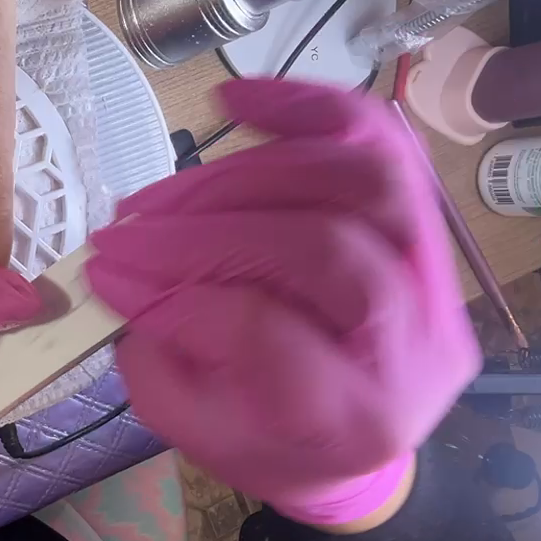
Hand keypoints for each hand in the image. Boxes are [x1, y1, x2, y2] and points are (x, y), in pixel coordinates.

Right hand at [85, 78, 480, 527]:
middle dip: (197, 230)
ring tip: (164, 198)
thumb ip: (155, 348)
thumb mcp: (189, 422)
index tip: (107, 280)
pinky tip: (234, 100)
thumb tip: (122, 270)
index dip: (174, 295)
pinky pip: (379, 141)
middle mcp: (413, 341)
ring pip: (356, 181)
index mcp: (349, 416)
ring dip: (236, 175)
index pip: (266, 332)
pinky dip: (303, 107)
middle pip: (317, 247)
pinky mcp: (422, 227)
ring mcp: (434, 277)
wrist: (344, 439)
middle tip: (124, 232)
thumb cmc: (261, 439)